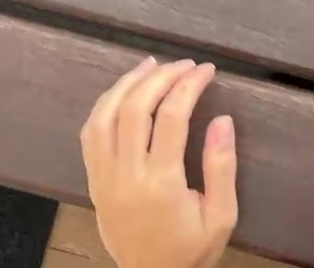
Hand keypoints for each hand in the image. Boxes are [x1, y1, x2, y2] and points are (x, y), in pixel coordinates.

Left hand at [80, 58, 238, 267]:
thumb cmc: (190, 250)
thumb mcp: (221, 217)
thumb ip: (222, 167)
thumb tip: (223, 118)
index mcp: (161, 184)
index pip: (171, 116)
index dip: (189, 85)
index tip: (207, 70)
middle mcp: (126, 176)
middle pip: (135, 108)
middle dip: (162, 76)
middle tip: (185, 65)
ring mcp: (104, 178)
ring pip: (105, 115)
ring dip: (128, 83)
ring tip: (152, 65)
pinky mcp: (94, 181)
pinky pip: (90, 133)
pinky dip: (106, 104)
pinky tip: (125, 91)